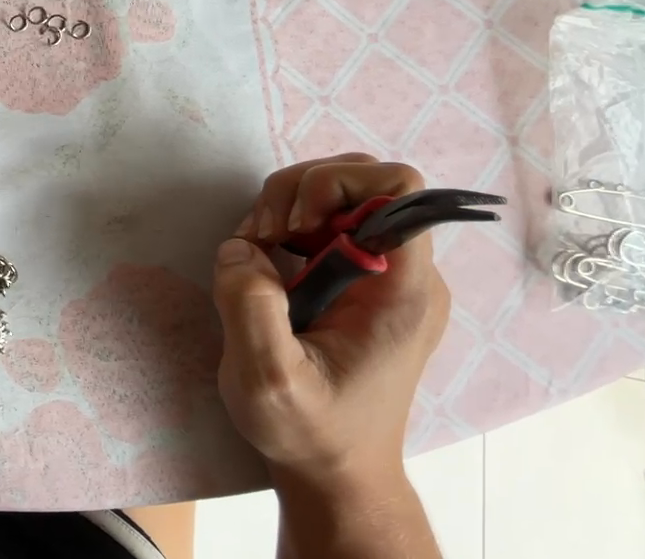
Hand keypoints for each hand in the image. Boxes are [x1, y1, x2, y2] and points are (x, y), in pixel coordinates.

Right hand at [211, 154, 450, 484]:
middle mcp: (399, 272)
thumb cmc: (310, 428)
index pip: (397, 190)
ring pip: (333, 192)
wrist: (331, 467)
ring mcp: (374, 272)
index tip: (290, 232)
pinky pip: (316, 219)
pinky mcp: (347, 277)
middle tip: (264, 238)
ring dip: (280, 206)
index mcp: (401, 290)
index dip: (333, 189)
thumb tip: (243, 249)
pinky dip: (276, 223)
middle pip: (361, 179)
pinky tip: (258, 260)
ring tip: (254, 251)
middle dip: (298, 191)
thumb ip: (250, 306)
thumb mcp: (269, 377)